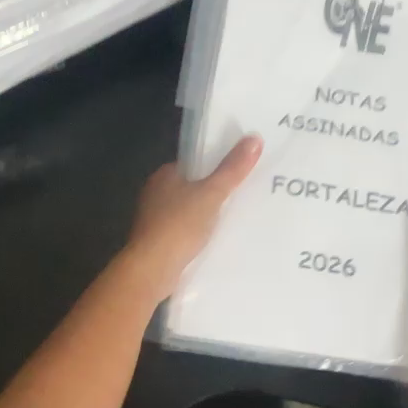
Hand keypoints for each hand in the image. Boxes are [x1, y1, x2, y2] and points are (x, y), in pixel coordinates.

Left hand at [120, 136, 261, 301]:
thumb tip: (255, 138)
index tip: (237, 172)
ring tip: (234, 219)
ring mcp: (153, 220)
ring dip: (204, 216)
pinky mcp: (157, 243)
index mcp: (163, 176)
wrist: (153, 268)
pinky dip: (197, 235)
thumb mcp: (211, 193)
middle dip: (211, 193)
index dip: (213, 167)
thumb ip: (232, 169)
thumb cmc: (179, 225)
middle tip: (241, 196)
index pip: (192, 165)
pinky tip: (214, 241)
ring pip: (186, 212)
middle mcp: (154, 194)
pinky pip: (183, 233)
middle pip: (190, 188)